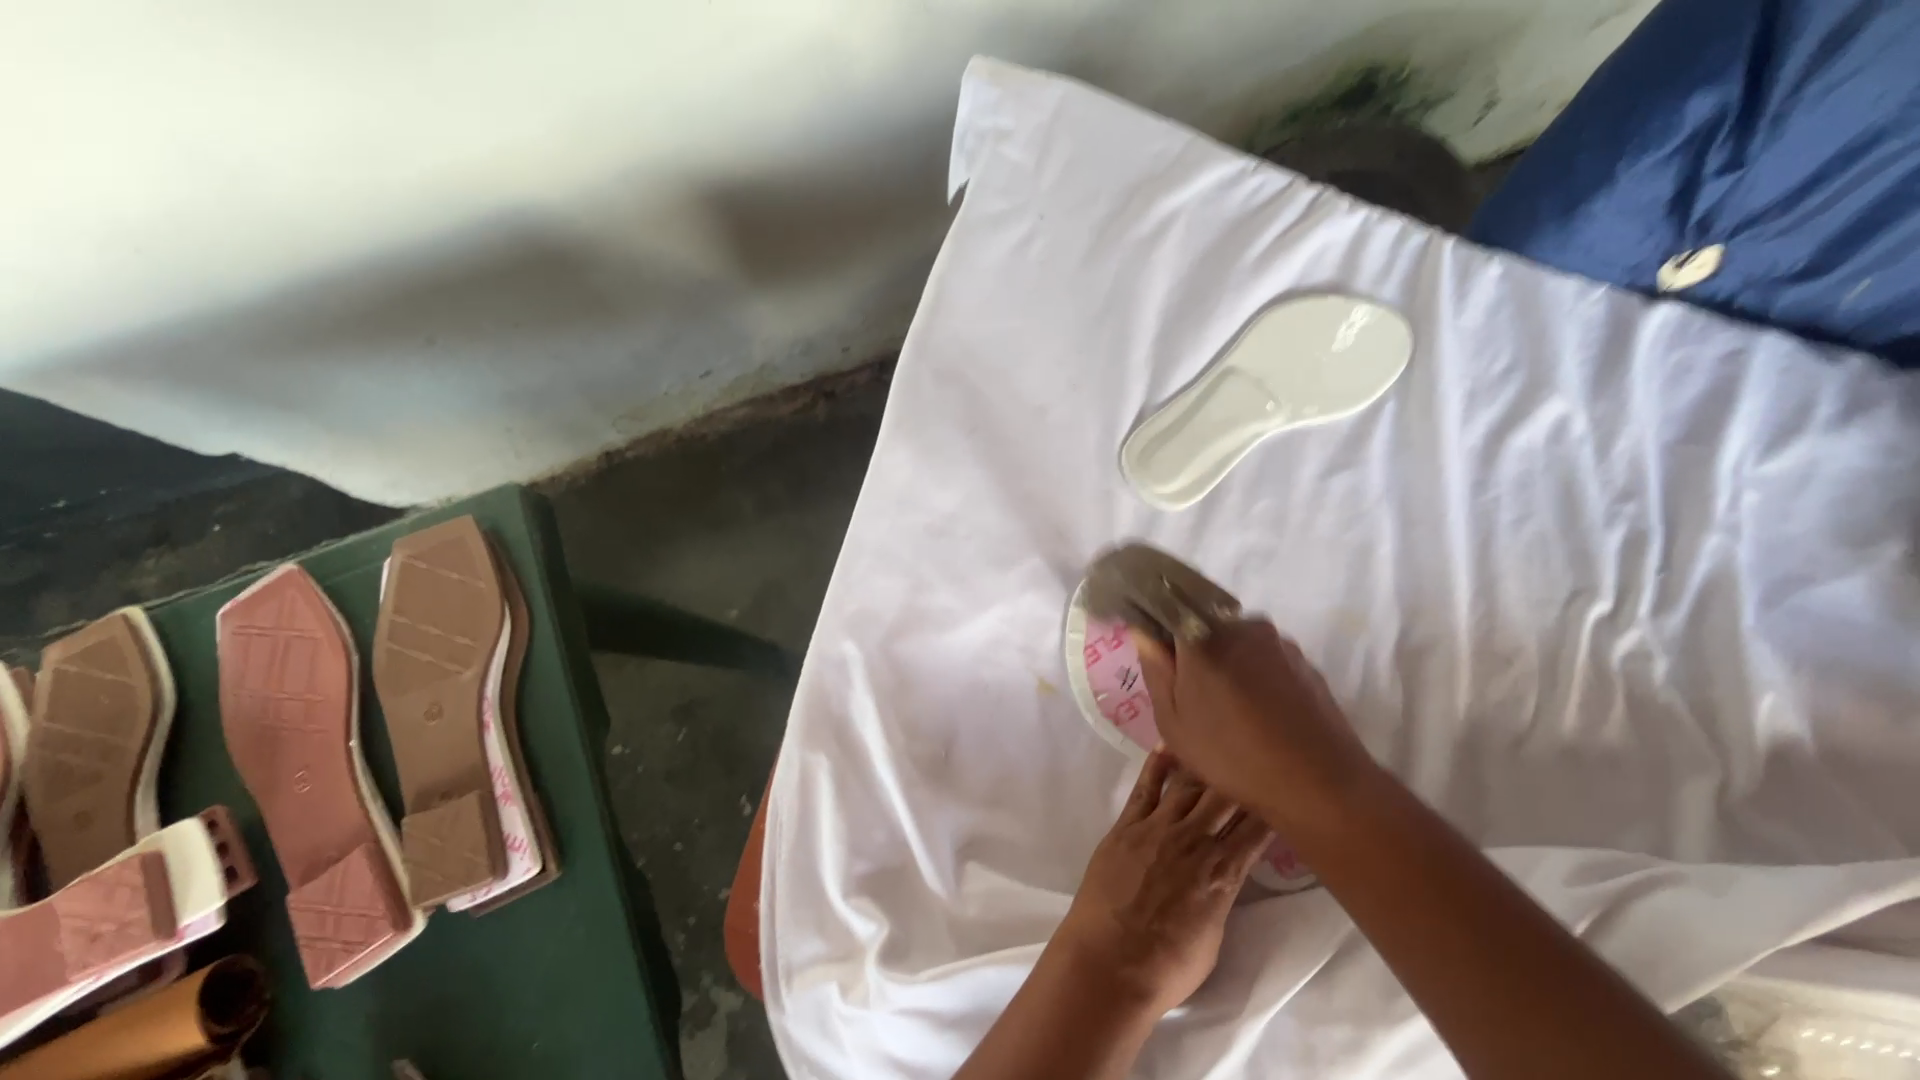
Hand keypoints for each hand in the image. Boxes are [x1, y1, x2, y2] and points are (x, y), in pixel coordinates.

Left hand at [1051, 749, 1271, 1016]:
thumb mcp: (1213, 936)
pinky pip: (1145, 788)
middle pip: (1225, 796)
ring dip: (1204, 764)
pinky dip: (1157, 765)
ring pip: (1187, 785)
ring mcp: (1157, 829)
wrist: (1107, 965)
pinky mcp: (1126, 827)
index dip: (1271, 805)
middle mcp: (1194, 841)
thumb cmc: (1167, 967)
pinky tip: (1168, 746)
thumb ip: (1222, 896)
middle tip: (1252, 757)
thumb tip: (1224, 877)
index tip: (1281, 787)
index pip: (1256, 828)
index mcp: (1223, 872)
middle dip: (1241, 777)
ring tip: (1216, 743)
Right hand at [1132, 618, 1379, 837]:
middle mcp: (1242, 626)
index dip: (1159, 632)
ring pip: (1239, 646)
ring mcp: (1279, 644)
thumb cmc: (1233, 755)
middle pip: (1206, 627)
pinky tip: (1260, 719)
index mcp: (1202, 635)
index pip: (1169, 609)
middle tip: (1193, 699)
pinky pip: (1267, 662)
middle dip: (1195, 654)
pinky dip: (1257, 681)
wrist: (1320, 784)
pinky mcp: (1305, 663)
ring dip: (1229, 668)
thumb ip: (1156, 671)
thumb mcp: (1174, 723)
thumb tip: (1143, 632)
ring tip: (1230, 715)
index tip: (1158, 661)